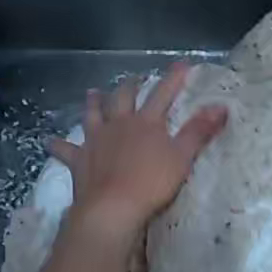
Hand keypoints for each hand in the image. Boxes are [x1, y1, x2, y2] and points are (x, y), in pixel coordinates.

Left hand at [52, 63, 227, 243]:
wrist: (112, 207)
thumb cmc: (152, 182)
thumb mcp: (183, 156)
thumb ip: (200, 130)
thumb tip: (221, 106)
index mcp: (146, 123)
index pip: (163, 94)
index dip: (173, 78)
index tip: (182, 64)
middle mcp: (119, 125)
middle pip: (123, 99)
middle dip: (130, 86)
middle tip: (134, 79)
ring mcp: (96, 141)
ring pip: (93, 115)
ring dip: (94, 103)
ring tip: (93, 93)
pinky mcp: (79, 160)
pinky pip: (66, 149)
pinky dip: (59, 144)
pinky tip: (50, 141)